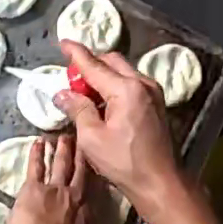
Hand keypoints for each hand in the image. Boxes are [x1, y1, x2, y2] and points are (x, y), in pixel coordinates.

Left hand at [1, 132, 92, 223]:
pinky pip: (37, 166)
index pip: (96, 189)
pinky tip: (39, 142)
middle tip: (83, 138)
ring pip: (62, 164)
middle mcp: (77, 198)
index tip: (97, 162)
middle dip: (83, 153)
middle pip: (82, 170)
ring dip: (63, 148)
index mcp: (90, 215)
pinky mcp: (34, 189)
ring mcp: (56, 190)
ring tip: (64, 136)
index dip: (96, 173)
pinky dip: (38, 153)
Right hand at [53, 40, 192, 215]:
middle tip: (71, 78)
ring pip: (123, 72)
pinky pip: (132, 85)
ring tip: (84, 94)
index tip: (62, 42)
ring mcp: (153, 93)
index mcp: (125, 89)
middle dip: (90, 64)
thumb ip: (78, 109)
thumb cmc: (124, 162)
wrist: (159, 181)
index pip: (94, 65)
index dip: (75, 54)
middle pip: (112, 62)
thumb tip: (63, 94)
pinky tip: (103, 104)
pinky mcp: (156, 105)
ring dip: (102, 77)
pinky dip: (114, 87)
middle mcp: (142, 84)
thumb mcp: (92, 138)